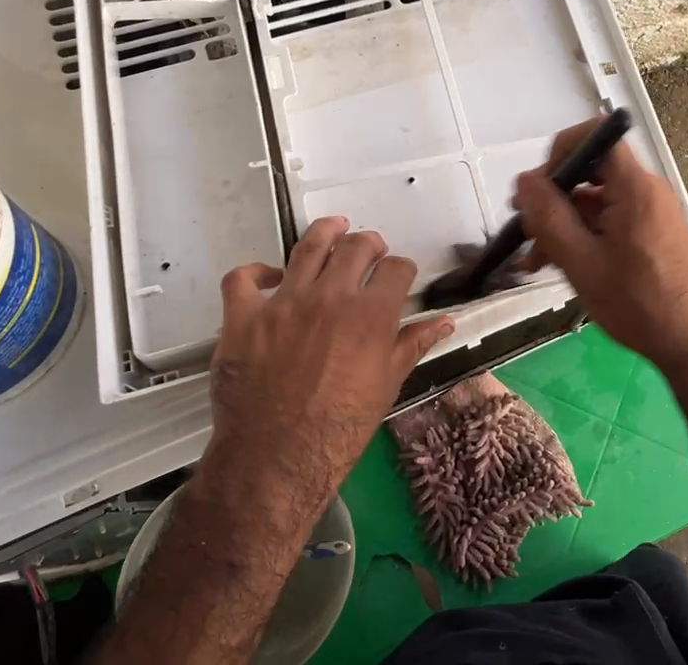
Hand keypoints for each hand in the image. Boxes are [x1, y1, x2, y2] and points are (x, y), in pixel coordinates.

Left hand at [200, 217, 452, 511]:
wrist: (276, 459)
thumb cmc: (341, 427)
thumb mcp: (388, 384)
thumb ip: (413, 344)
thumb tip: (444, 322)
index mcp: (371, 314)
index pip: (396, 268)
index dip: (402, 269)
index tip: (399, 276)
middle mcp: (330, 297)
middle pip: (356, 246)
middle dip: (369, 244)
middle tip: (370, 249)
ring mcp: (283, 304)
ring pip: (307, 248)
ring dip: (325, 233)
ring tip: (333, 228)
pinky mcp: (243, 318)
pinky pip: (243, 278)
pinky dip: (255, 272)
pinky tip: (268, 276)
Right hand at [512, 117, 687, 377]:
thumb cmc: (638, 303)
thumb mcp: (581, 262)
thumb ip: (548, 217)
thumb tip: (525, 180)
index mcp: (635, 187)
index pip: (597, 135)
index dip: (562, 150)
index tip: (539, 185)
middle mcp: (647, 189)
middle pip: (592, 169)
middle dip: (553, 195)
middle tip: (525, 226)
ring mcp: (651, 211)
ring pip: (597, 199)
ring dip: (563, 222)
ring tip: (535, 259)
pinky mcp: (652, 232)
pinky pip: (611, 218)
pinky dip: (584, 233)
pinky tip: (560, 263)